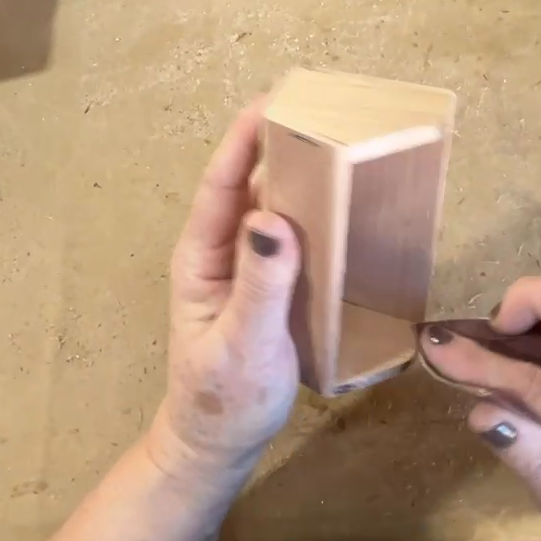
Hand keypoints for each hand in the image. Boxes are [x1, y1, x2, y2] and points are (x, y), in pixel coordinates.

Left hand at [147, 100, 303, 490]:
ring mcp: (245, 261)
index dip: (244, 137)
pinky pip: (288, 230)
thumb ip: (259, 284)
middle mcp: (221, 245)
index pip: (220, 182)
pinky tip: (338, 198)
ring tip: (332, 138)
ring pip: (268, 202)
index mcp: (201, 253)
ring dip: (296, 170)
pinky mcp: (268, 277)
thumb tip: (273, 217)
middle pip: (245, 180)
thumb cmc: (223, 397)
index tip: (272, 99)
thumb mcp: (242, 345)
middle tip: (315, 107)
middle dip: (274, 140)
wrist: (221, 441)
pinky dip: (310, 207)